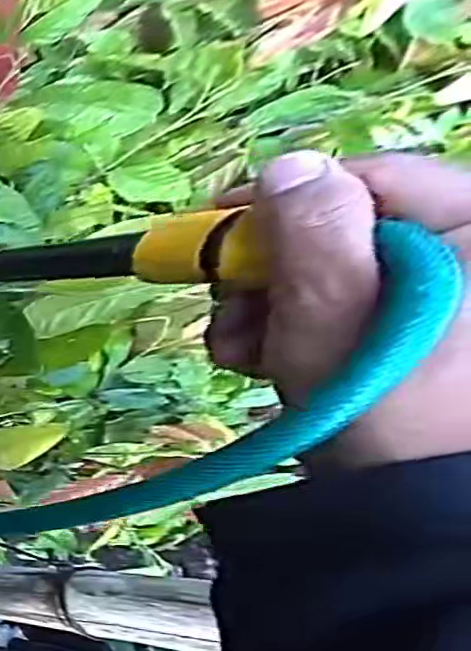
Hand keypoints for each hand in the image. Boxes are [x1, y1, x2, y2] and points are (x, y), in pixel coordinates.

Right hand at [209, 151, 470, 468]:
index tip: (207, 227)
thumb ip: (313, 230)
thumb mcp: (332, 305)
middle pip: (340, 227)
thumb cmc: (379, 390)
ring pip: (324, 270)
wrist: (414, 484)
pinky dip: (282, 327)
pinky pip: (334, 303)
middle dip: (263, 269)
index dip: (281, 196)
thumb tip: (286, 166)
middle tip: (228, 309)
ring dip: (261, 306)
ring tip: (244, 349)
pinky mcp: (412, 324)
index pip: (369, 177)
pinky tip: (266, 357)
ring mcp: (444, 291)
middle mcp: (469, 250)